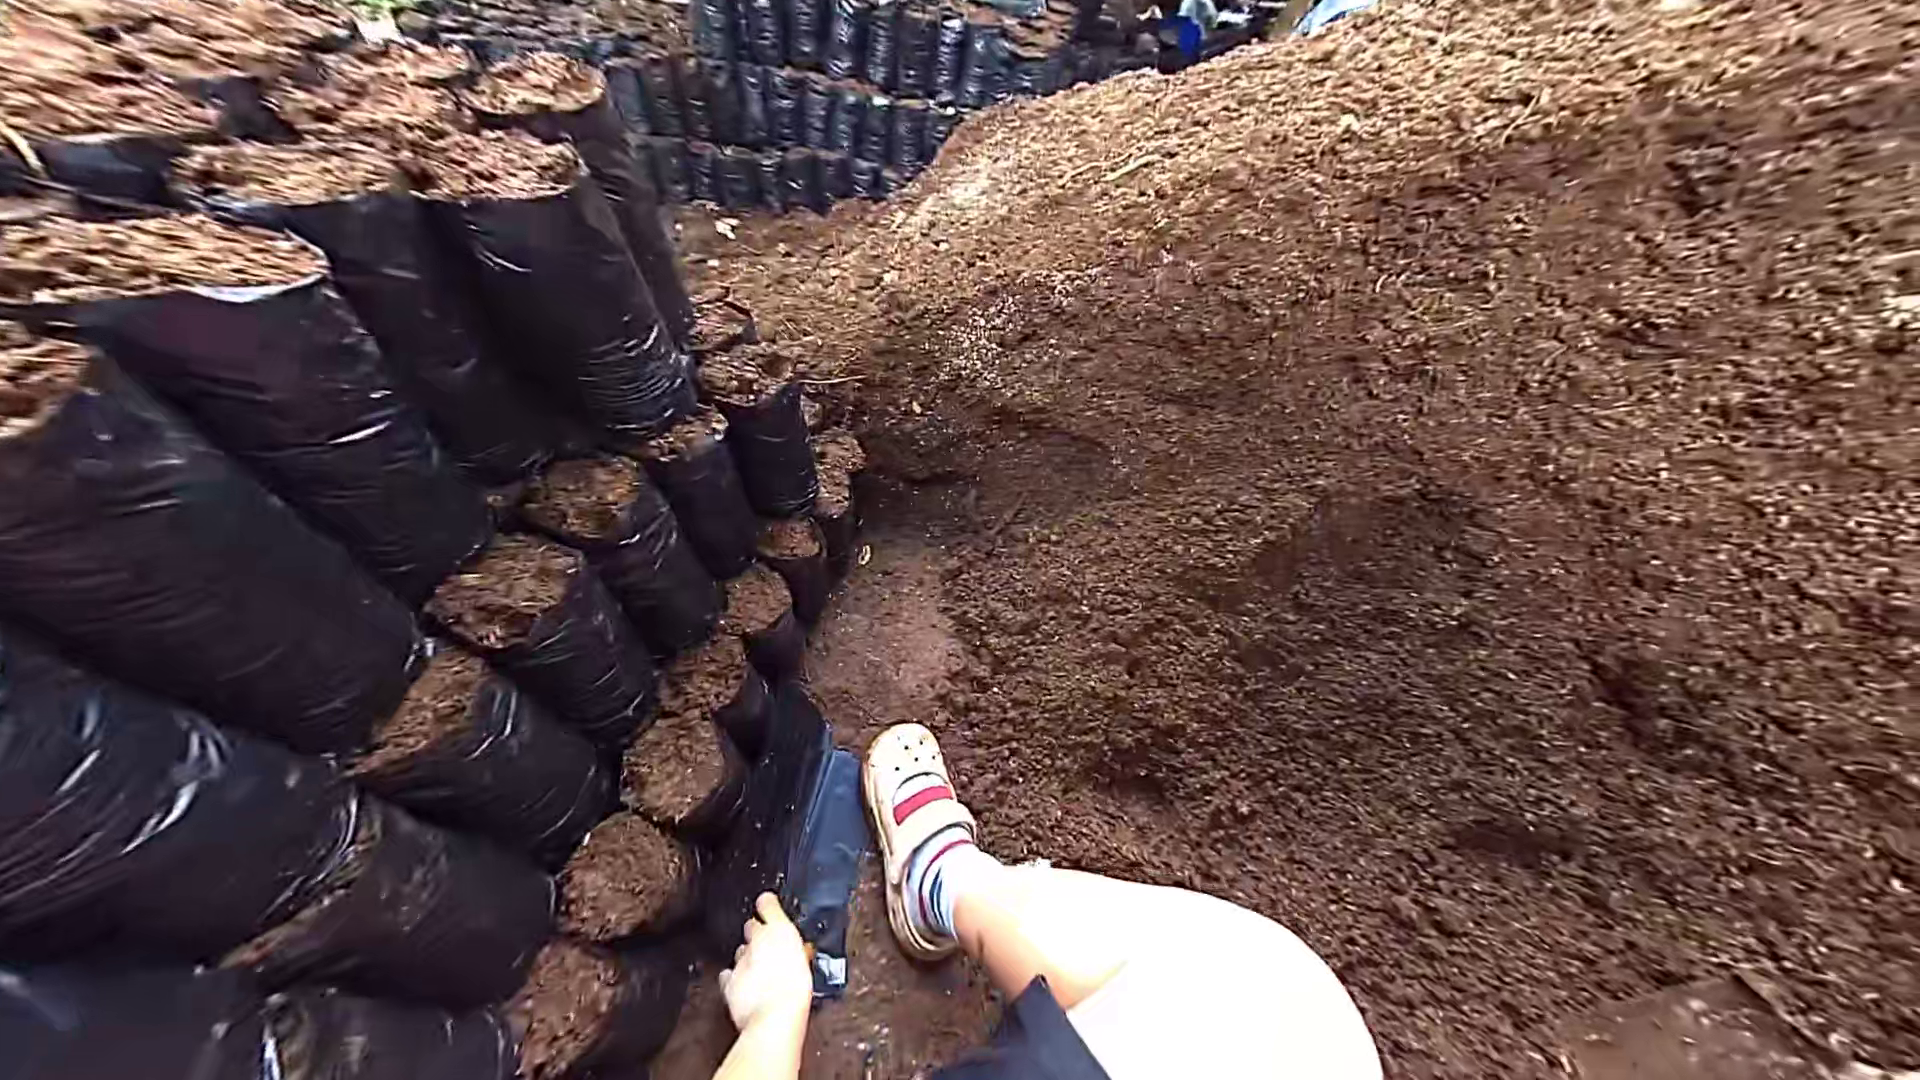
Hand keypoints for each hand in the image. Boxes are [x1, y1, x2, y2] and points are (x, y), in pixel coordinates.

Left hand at [720, 893, 812, 1032]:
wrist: (775, 1017)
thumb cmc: (796, 991)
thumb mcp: (805, 963)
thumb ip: (799, 951)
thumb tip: (800, 951)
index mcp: (779, 929)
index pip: (767, 903)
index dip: (766, 903)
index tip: (767, 903)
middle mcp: (757, 940)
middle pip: (750, 926)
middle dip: (756, 934)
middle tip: (766, 945)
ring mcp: (741, 961)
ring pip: (740, 951)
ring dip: (747, 957)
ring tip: (757, 969)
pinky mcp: (729, 982)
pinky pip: (727, 975)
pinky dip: (732, 977)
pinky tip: (740, 982)